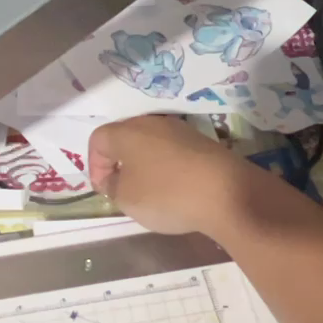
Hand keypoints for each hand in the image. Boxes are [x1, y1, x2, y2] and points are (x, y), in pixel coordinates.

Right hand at [88, 115, 252, 236]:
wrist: (227, 193)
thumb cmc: (166, 195)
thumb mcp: (126, 199)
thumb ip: (112, 186)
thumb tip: (114, 178)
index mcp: (126, 132)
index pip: (98, 140)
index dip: (95, 166)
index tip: (105, 190)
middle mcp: (151, 124)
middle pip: (124, 138)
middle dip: (119, 163)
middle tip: (123, 189)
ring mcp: (179, 130)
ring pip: (150, 144)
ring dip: (144, 165)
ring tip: (149, 191)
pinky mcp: (201, 142)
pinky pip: (172, 151)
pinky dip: (167, 167)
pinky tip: (175, 188)